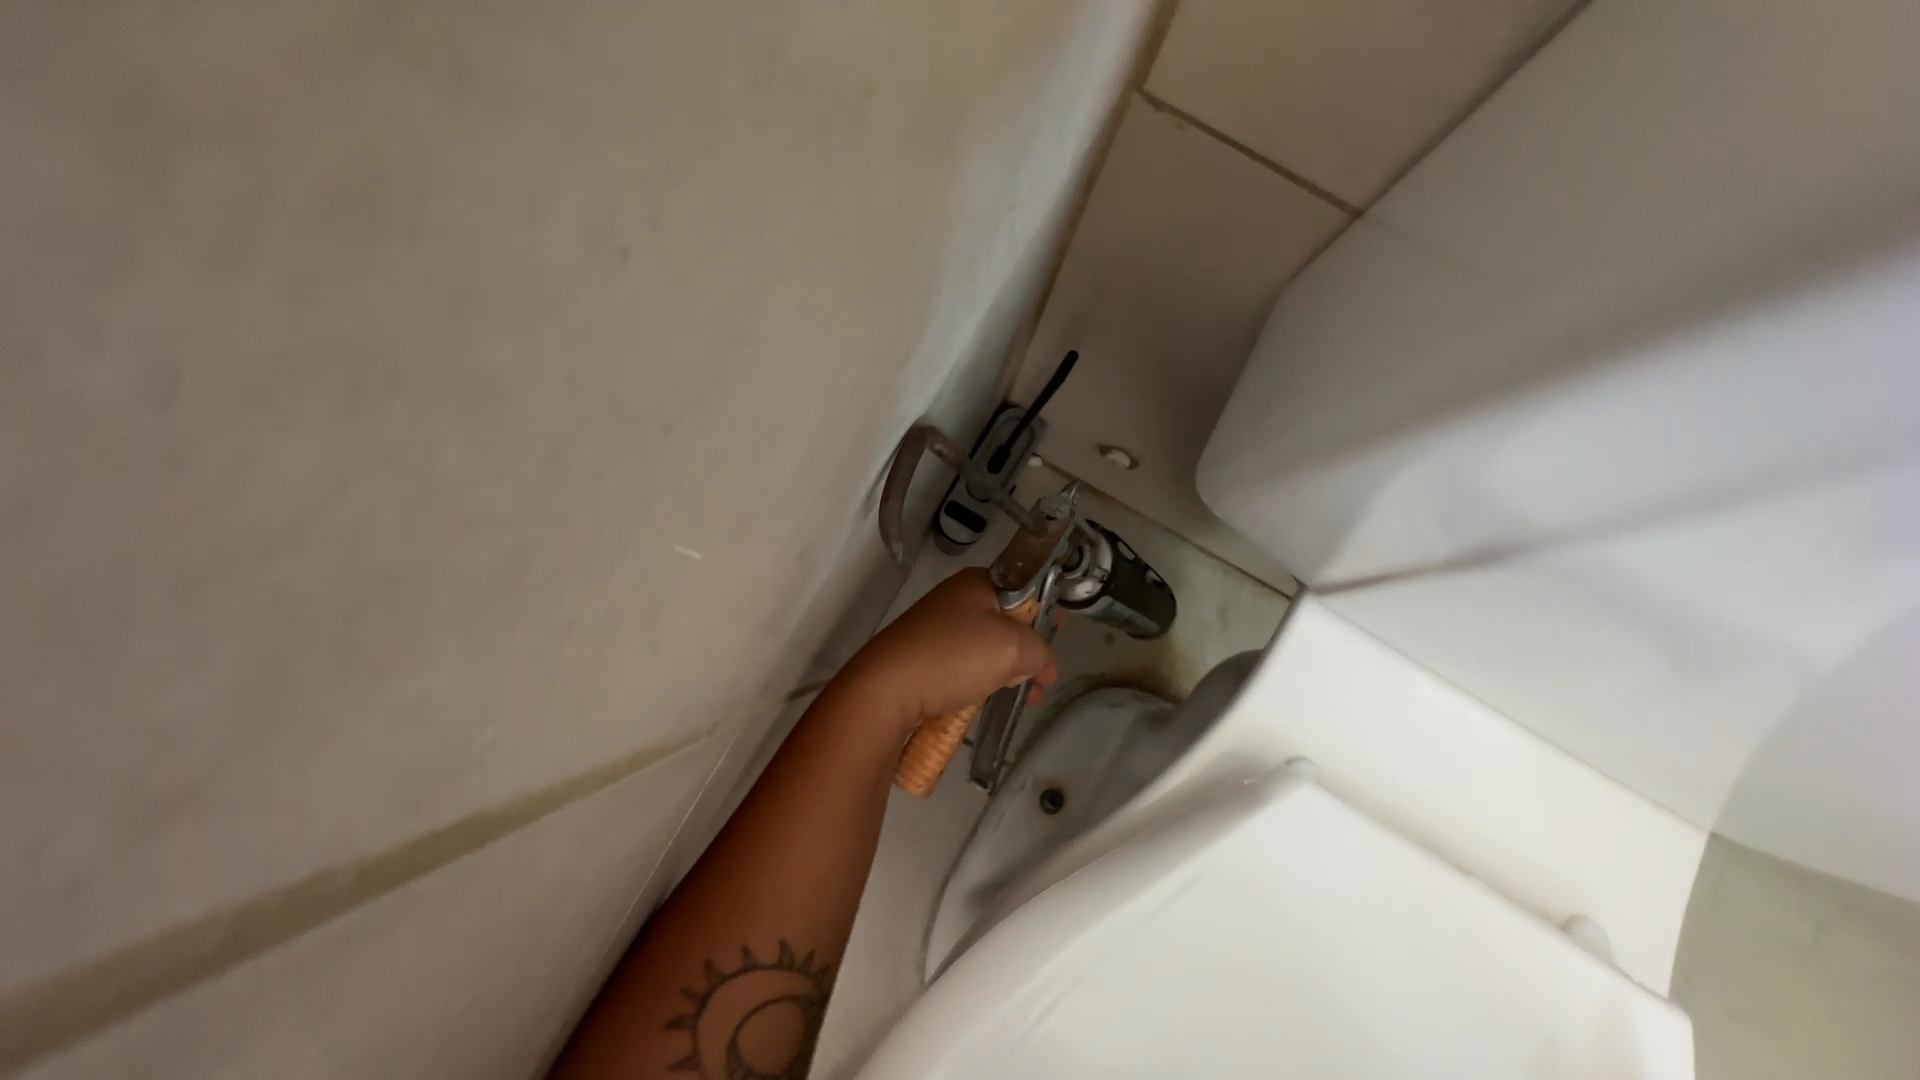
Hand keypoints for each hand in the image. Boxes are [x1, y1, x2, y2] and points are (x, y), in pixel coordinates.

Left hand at [834, 567, 1057, 739]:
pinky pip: (963, 668)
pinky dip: (981, 683)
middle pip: (1006, 622)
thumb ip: (1040, 649)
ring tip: (1025, 699)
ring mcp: (936, 630)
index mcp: (976, 583)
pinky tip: (988, 703)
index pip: (1024, 589)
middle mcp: (955, 600)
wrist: (885, 690)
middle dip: (1029, 651)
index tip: (1058, 639)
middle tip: (1042, 681)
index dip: (1045, 614)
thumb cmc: (954, 658)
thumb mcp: (1014, 647)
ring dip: (1008, 672)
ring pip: (986, 649)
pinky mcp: (922, 659)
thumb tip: (1041, 661)